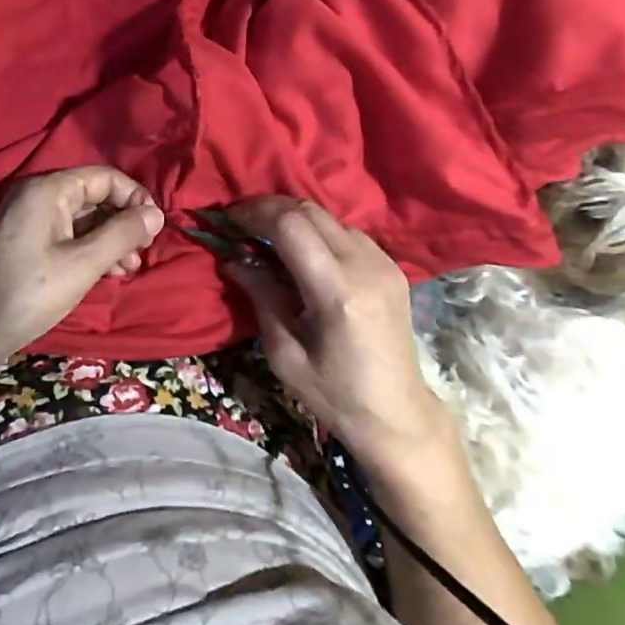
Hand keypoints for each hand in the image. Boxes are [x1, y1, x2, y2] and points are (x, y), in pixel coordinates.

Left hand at [0, 167, 164, 358]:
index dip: (135, 198)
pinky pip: (64, 234)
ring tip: (128, 269)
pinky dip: (88, 249)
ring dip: (108, 239)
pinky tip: (105, 272)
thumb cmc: (28, 293)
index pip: (104, 177)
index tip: (155, 229)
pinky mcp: (21, 242)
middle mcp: (35, 195)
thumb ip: (122, 235)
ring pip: (80, 218)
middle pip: (92, 195)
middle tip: (142, 253)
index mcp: (47, 190)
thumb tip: (156, 214)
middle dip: (122, 221)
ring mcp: (25, 219)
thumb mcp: (82, 265)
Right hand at [222, 197, 455, 459]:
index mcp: (337, 291)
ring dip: (292, 218)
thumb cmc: (335, 394)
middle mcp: (365, 266)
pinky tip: (300, 251)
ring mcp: (383, 263)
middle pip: (309, 211)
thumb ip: (262, 296)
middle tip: (239, 223)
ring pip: (328, 217)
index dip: (254, 214)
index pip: (290, 225)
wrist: (397, 415)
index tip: (227, 221)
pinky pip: (346, 232)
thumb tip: (233, 258)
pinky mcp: (391, 267)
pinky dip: (316, 230)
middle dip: (268, 209)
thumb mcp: (285, 353)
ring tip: (264, 236)